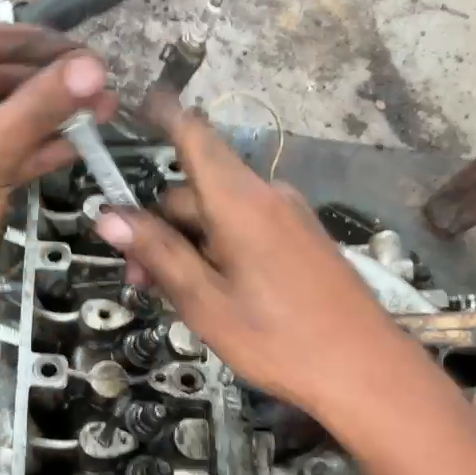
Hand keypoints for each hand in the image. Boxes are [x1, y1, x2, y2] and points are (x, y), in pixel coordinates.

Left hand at [0, 22, 115, 306]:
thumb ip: (41, 105)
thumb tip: (95, 67)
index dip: (33, 41)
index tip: (82, 51)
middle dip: (50, 83)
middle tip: (102, 86)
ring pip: (7, 114)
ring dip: (52, 115)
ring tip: (105, 113)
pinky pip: (6, 146)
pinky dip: (39, 145)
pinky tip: (80, 143)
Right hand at [91, 92, 404, 409]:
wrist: (366, 372)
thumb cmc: (278, 338)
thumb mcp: (204, 301)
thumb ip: (158, 253)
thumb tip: (109, 216)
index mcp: (241, 203)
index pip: (196, 138)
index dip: (165, 116)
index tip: (140, 101)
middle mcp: (266, 197)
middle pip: (196, 192)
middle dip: (159, 227)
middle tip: (138, 281)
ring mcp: (288, 219)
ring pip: (218, 216)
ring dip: (186, 246)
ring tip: (174, 298)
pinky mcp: (301, 241)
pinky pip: (244, 231)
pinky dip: (216, 251)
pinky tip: (212, 294)